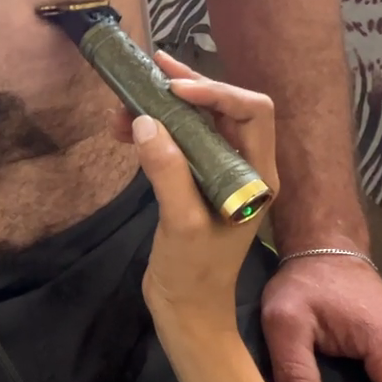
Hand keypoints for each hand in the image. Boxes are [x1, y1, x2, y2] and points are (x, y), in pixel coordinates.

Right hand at [118, 53, 279, 323]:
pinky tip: (126, 128)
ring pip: (197, 122)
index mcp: (256, 175)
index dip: (216, 92)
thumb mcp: (181, 224)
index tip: (173, 89)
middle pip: (223, 108)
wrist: (186, 311)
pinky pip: (178, 142)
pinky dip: (154, 130)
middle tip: (150, 70)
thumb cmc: (193, 273)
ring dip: (164, 108)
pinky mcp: (193, 182)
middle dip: (187, 87)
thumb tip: (144, 123)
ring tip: (124, 102)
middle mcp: (243, 167)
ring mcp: (217, 174)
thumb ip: (168, 172)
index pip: (251, 112)